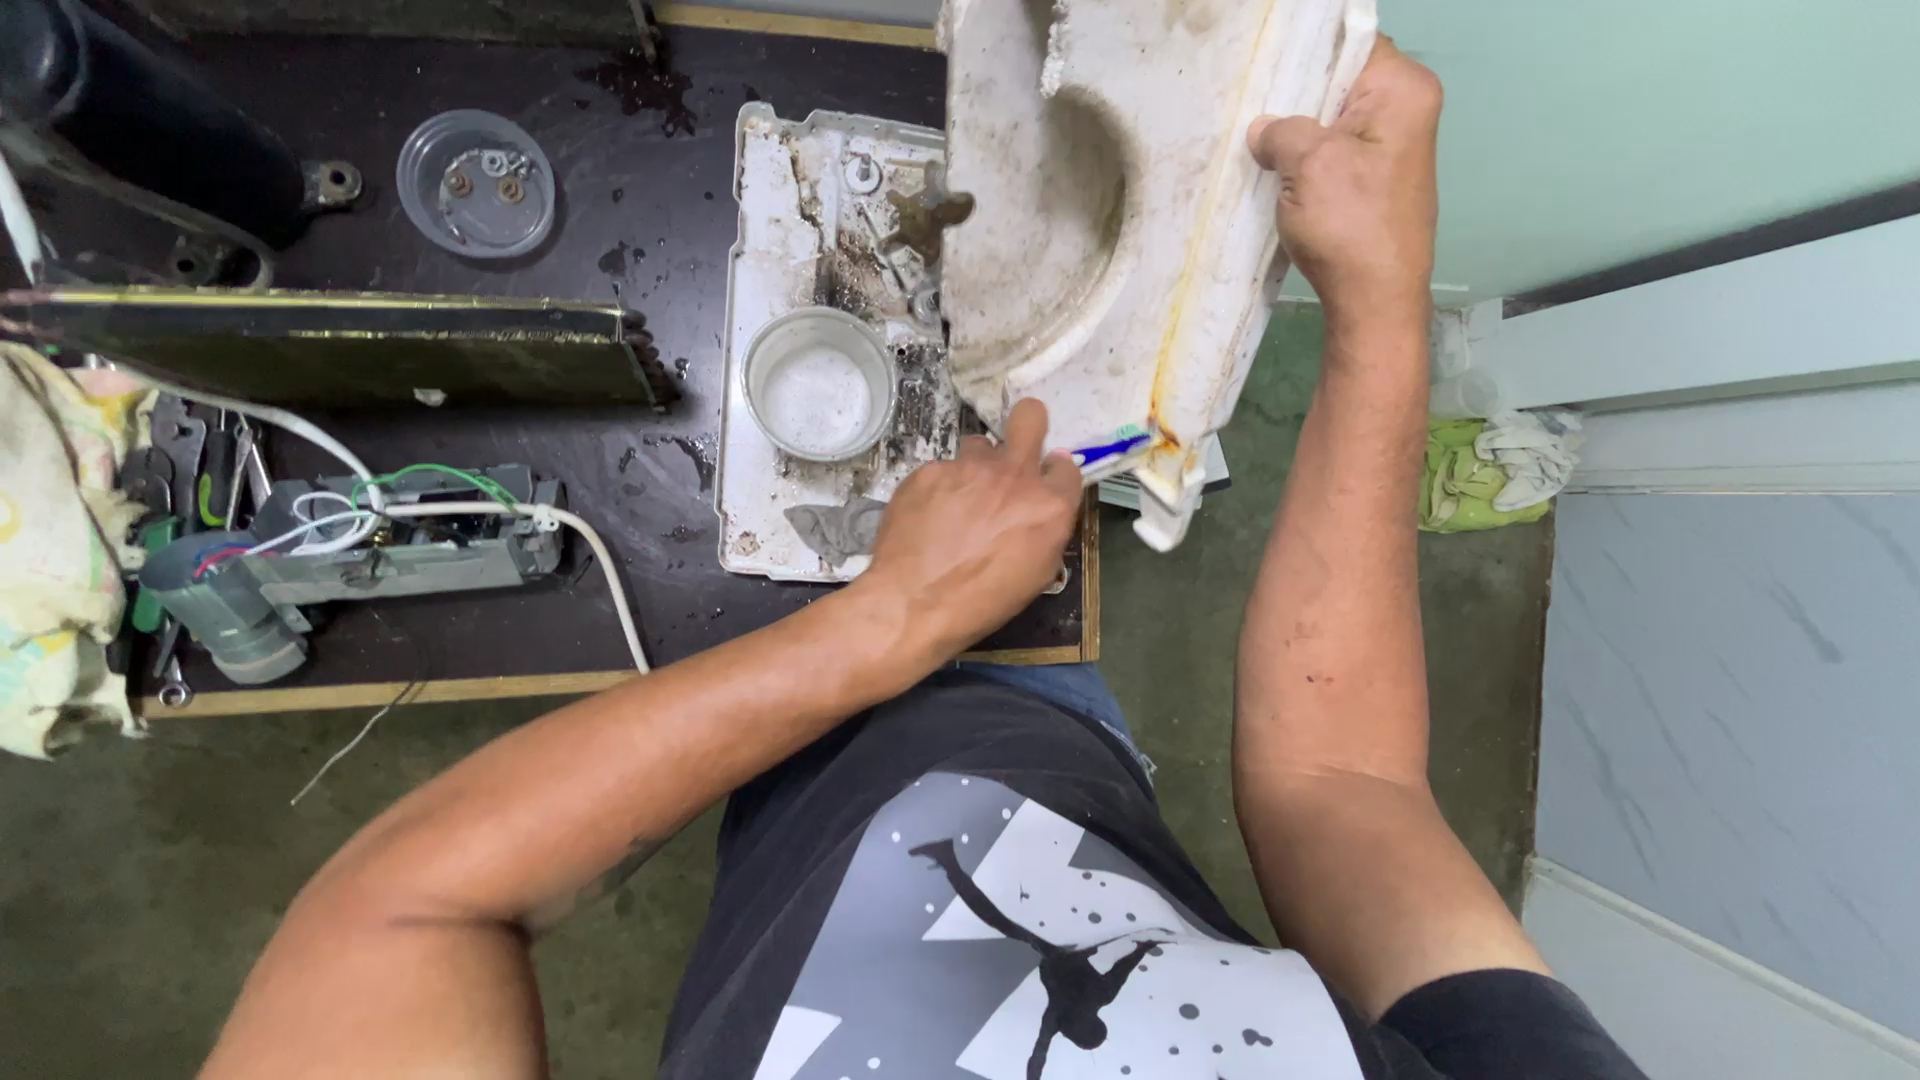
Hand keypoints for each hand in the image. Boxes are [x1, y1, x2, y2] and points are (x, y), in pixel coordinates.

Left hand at [856, 398, 1082, 657]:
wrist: (913, 604)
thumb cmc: (982, 603)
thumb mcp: (1035, 575)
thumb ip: (1046, 530)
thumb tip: (1045, 504)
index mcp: (1048, 506)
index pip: (1066, 467)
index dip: (1054, 475)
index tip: (1043, 484)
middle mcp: (1013, 476)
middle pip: (1030, 418)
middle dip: (1029, 423)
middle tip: (1015, 447)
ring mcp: (968, 468)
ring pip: (978, 446)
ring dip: (975, 467)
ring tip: (959, 499)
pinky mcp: (929, 471)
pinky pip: (941, 470)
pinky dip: (938, 489)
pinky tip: (926, 517)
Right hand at [1248, 37, 1441, 327]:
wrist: (1374, 296)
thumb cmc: (1348, 223)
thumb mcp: (1307, 165)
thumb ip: (1283, 133)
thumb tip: (1265, 129)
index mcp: (1403, 91)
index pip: (1353, 46)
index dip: (1308, 58)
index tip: (1267, 76)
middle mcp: (1407, 112)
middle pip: (1341, 86)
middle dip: (1298, 101)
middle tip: (1255, 116)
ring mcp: (1393, 151)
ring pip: (1334, 126)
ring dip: (1299, 139)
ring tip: (1262, 150)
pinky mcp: (1377, 185)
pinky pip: (1337, 158)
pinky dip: (1308, 166)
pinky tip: (1282, 181)